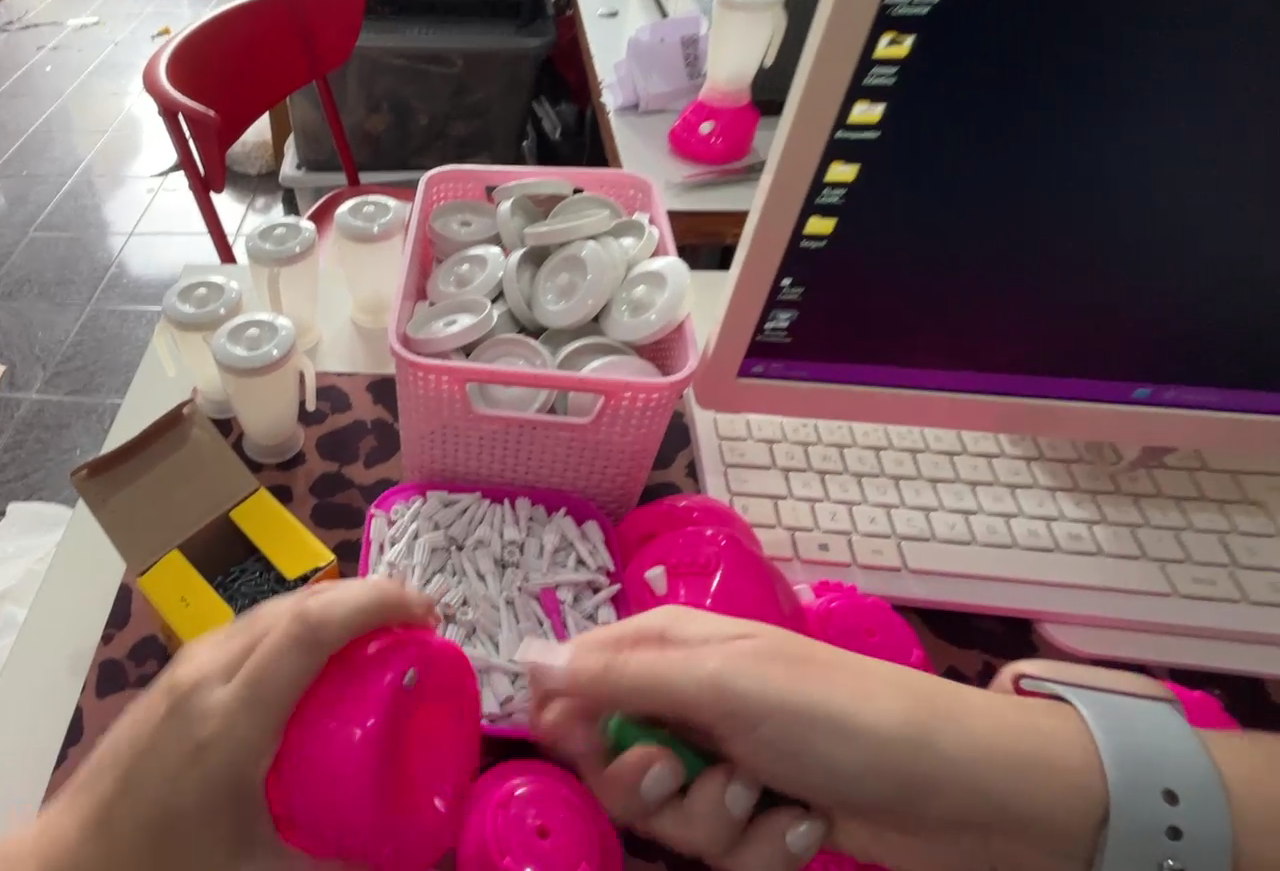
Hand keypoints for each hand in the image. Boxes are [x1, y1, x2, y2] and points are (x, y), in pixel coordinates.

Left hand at [0, 578, 436, 870]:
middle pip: (297, 605)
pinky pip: (253, 627)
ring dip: (332, 606)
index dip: (373, 603)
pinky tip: (318, 655)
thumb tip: (402, 851)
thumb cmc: (162, 863)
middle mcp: (210, 669)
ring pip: (273, 609)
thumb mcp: (256, 868)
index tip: (425, 612)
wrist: (68, 860)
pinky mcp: (180, 668)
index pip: (310, 627)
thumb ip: (335, 856)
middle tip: (417, 621)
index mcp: (231, 716)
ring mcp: (190, 662)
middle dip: (364, 597)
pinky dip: (300, 624)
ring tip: (378, 630)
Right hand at [528, 606, 1106, 870]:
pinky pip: (719, 846)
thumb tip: (525, 657)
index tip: (581, 747)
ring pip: (665, 811)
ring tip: (772, 800)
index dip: (567, 719)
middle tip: (682, 776)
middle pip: (610, 755)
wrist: (969, 793)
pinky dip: (762, 846)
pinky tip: (806, 823)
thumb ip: (616, 677)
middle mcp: (681, 701)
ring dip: (716, 820)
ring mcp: (718, 759)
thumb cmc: (834, 715)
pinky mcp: (755, 812)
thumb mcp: (719, 687)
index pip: (573, 678)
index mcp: (663, 650)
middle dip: (645, 784)